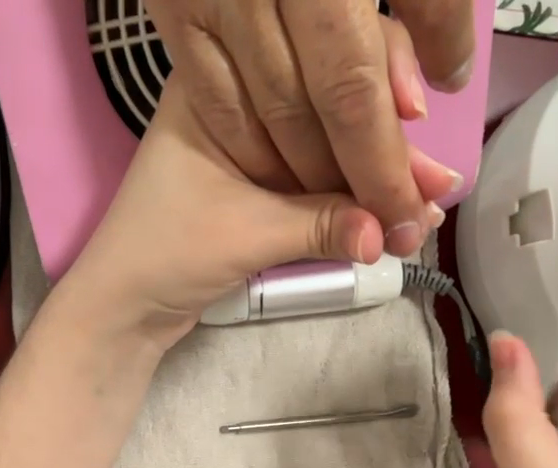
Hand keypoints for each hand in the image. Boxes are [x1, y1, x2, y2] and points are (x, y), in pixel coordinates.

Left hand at [58, 80, 441, 350]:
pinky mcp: (256, 191)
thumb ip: (327, 223)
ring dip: (377, 181)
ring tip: (426, 210)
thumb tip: (401, 226)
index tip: (413, 119)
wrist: (121, 313)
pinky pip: (316, 185)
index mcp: (222, 82)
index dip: (372, 88)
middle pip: (332, 106)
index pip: (314, 64)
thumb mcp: (250, 231)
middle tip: (437, 188)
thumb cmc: (164, 253)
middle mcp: (241, 102)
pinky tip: (392, 217)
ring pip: (330, 149)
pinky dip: (351, 204)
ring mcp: (251, 149)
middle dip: (386, 148)